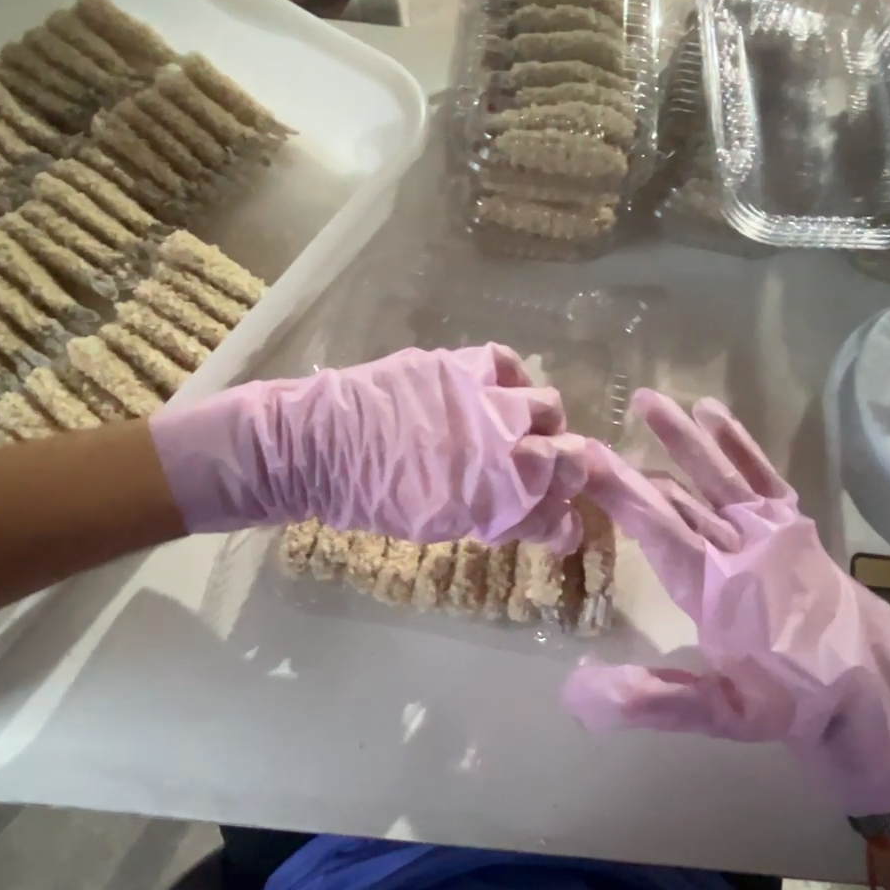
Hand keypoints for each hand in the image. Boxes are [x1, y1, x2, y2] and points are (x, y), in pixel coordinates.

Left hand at [150, 344, 588, 550]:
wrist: (319, 447)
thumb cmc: (373, 499)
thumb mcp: (443, 525)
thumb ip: (501, 520)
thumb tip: (551, 522)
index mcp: (496, 494)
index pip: (561, 508)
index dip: (565, 515)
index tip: (557, 518)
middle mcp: (503, 445)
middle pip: (570, 455)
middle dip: (566, 471)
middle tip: (540, 475)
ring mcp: (484, 399)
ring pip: (548, 407)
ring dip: (543, 425)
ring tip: (517, 431)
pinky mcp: (459, 365)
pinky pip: (506, 364)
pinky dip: (513, 380)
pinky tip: (499, 392)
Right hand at [563, 391, 889, 815]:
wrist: (881, 695)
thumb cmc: (797, 706)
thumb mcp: (727, 715)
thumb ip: (656, 700)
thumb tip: (577, 692)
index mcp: (718, 589)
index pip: (657, 528)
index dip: (617, 491)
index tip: (581, 460)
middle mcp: (743, 548)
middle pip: (678, 499)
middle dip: (630, 470)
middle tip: (587, 440)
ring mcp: (775, 532)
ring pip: (719, 476)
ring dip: (683, 440)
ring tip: (648, 400)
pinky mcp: (797, 528)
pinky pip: (764, 476)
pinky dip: (740, 444)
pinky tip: (714, 414)